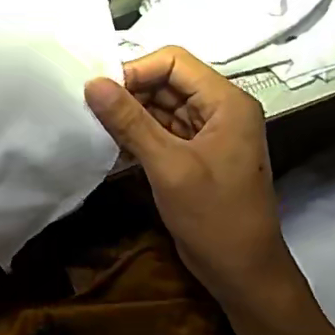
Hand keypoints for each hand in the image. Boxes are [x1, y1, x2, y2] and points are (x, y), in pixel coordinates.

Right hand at [84, 46, 299, 309]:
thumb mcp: (169, 166)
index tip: (99, 91)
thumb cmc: (214, 217)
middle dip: (129, 93)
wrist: (243, 272)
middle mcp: (219, 110)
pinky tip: (110, 147)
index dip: (135, 70)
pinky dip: (137, 136)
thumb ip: (130, 122)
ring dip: (130, 116)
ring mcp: (208, 133)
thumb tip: (92, 84)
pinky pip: (162, 132)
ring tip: (94, 127)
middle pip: (167, 82)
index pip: (174, 62)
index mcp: (226, 101)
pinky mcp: (195, 155)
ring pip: (161, 107)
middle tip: (90, 110)